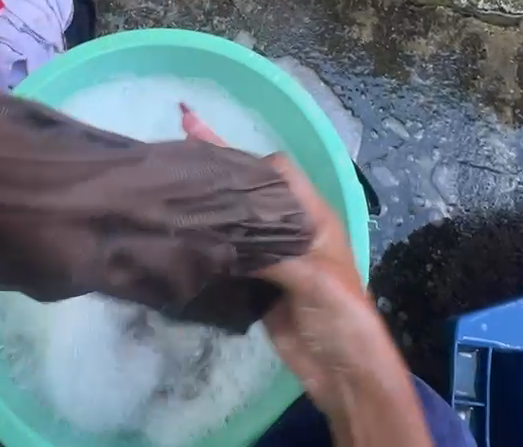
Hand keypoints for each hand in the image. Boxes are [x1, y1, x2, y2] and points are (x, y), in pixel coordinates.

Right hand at [180, 107, 424, 442]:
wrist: (344, 373)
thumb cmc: (343, 316)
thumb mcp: (314, 279)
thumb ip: (276, 254)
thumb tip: (229, 236)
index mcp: (313, 217)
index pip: (280, 173)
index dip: (252, 161)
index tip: (215, 155)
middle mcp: (292, 229)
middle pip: (256, 191)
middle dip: (225, 171)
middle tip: (185, 149)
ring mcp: (275, 256)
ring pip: (242, 221)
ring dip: (215, 205)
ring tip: (178, 185)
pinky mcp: (260, 282)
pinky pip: (234, 254)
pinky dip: (213, 241)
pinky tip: (188, 232)